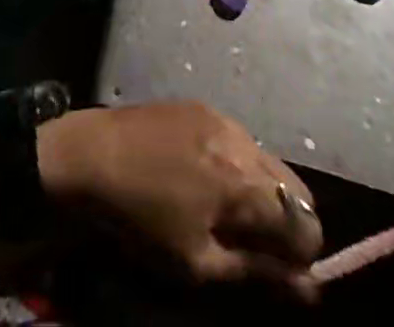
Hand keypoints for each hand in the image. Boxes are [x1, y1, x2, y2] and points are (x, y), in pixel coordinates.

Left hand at [39, 102, 323, 298]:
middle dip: (289, 220)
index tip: (284, 273)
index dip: (303, 255)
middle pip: (294, 186)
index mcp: (246, 182)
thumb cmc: (138, 217)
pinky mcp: (199, 106)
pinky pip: (239, 139)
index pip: (306, 222)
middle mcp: (243, 141)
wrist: (85, 156)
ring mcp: (220, 117)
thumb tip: (309, 288)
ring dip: (265, 190)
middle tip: (259, 246)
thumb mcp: (196, 261)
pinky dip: (240, 164)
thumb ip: (257, 271)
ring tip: (230, 212)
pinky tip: (209, 179)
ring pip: (268, 160)